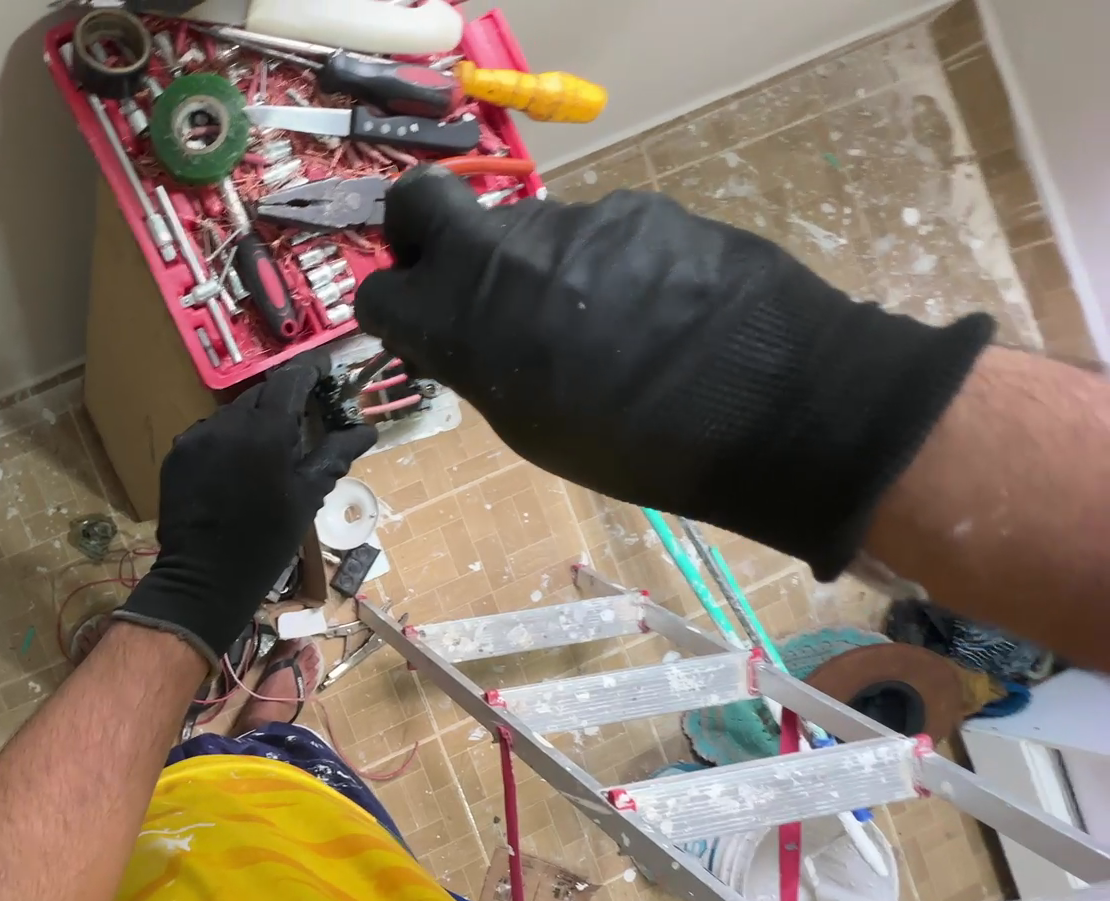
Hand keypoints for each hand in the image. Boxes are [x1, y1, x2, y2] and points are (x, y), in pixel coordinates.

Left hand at [115, 363, 376, 659]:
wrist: (205, 576)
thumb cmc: (267, 539)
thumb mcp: (308, 496)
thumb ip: (335, 455)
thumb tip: (368, 430)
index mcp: (267, 429)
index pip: (292, 378)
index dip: (312, 371)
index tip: (325, 375)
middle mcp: (227, 422)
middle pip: (261, 394)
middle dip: (283, 401)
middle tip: (300, 423)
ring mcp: (196, 437)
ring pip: (232, 414)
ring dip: (252, 423)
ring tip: (265, 454)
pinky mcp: (176, 454)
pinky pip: (207, 435)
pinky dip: (225, 441)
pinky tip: (234, 469)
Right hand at [354, 166, 993, 579]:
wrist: (773, 407)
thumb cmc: (625, 446)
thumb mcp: (521, 422)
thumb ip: (472, 362)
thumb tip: (456, 334)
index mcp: (459, 318)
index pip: (378, 289)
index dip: (389, 307)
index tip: (412, 326)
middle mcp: (500, 252)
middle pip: (422, 204)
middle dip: (419, 235)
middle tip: (453, 280)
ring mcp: (573, 219)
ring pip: (515, 229)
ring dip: (523, 267)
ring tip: (582, 322)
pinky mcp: (639, 207)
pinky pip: (589, 232)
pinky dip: (591, 264)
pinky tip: (637, 306)